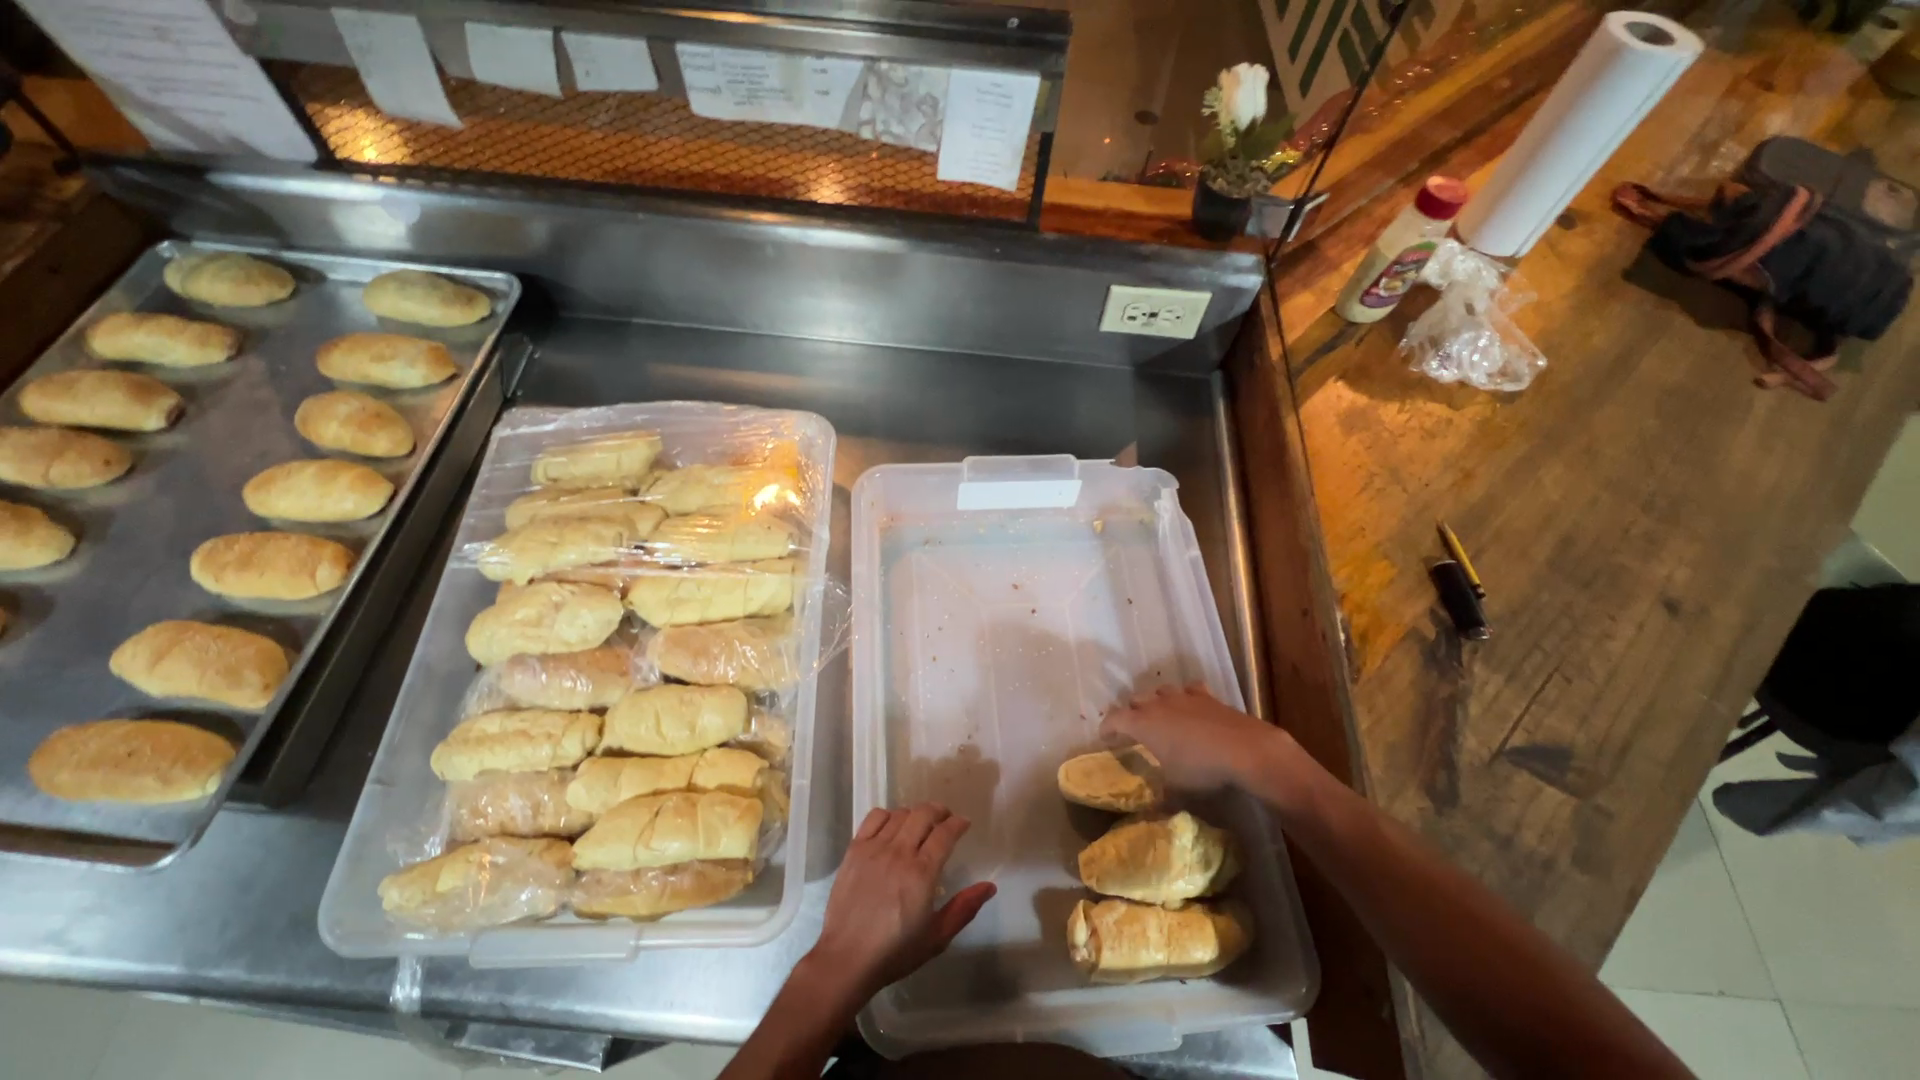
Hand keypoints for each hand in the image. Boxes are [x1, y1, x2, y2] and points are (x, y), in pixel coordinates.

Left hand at [807, 803, 995, 1001]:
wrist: (847, 958)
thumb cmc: (895, 951)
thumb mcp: (937, 937)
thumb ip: (964, 908)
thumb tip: (989, 887)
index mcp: (922, 873)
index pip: (945, 833)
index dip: (958, 824)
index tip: (964, 823)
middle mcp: (899, 853)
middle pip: (923, 815)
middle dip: (939, 811)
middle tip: (946, 819)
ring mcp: (874, 849)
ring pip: (900, 814)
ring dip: (915, 814)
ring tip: (920, 823)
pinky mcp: (854, 850)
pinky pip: (873, 819)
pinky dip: (888, 816)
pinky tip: (892, 827)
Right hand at [1101, 683, 1291, 792]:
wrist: (1245, 750)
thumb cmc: (1201, 769)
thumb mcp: (1176, 789)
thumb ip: (1160, 797)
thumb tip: (1153, 811)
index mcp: (1143, 724)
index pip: (1114, 719)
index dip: (1107, 728)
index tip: (1105, 738)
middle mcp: (1159, 705)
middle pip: (1135, 700)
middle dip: (1131, 712)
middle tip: (1134, 729)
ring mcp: (1184, 697)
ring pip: (1160, 690)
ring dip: (1156, 701)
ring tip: (1161, 716)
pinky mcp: (1208, 696)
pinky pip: (1189, 689)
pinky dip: (1184, 697)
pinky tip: (1190, 707)